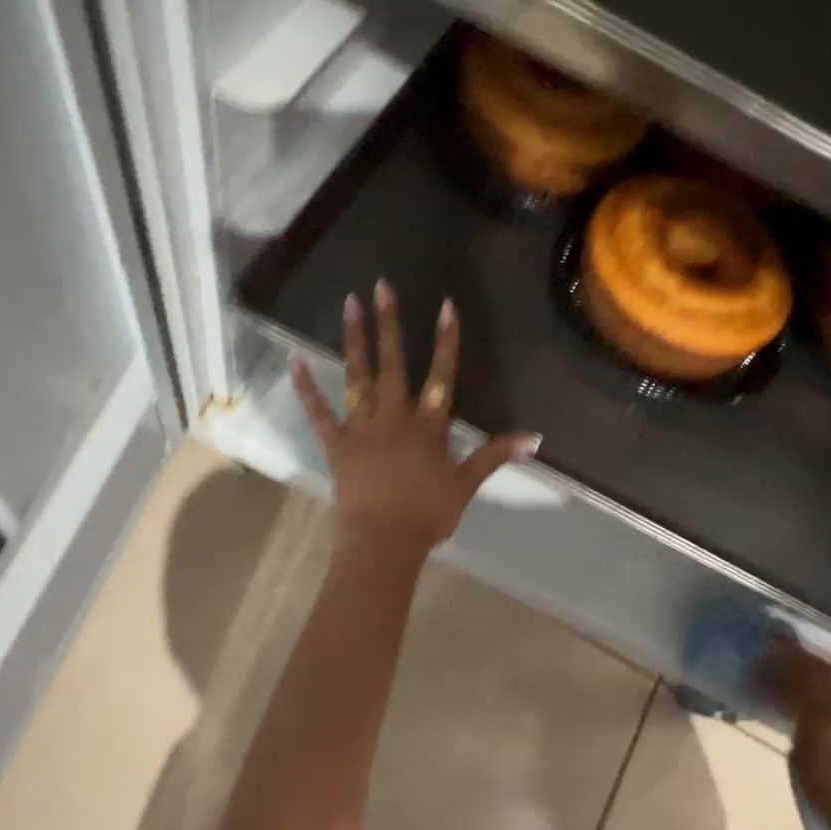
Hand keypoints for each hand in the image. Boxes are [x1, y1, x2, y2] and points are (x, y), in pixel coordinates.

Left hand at [292, 281, 540, 552]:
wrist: (384, 542)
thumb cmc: (428, 516)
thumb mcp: (466, 485)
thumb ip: (495, 456)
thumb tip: (535, 437)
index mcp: (428, 428)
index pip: (441, 377)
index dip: (445, 341)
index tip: (445, 305)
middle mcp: (394, 419)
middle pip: (393, 365)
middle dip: (389, 325)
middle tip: (381, 287)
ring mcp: (362, 429)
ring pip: (357, 378)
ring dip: (354, 340)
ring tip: (349, 304)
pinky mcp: (337, 445)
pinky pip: (319, 413)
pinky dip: (306, 388)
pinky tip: (295, 361)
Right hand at [762, 639, 830, 829]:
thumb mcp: (802, 765)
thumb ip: (794, 728)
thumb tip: (785, 705)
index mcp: (826, 713)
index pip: (797, 674)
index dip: (776, 662)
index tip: (757, 655)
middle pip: (819, 669)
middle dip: (794, 657)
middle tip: (771, 651)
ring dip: (812, 667)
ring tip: (790, 666)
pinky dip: (826, 684)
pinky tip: (814, 692)